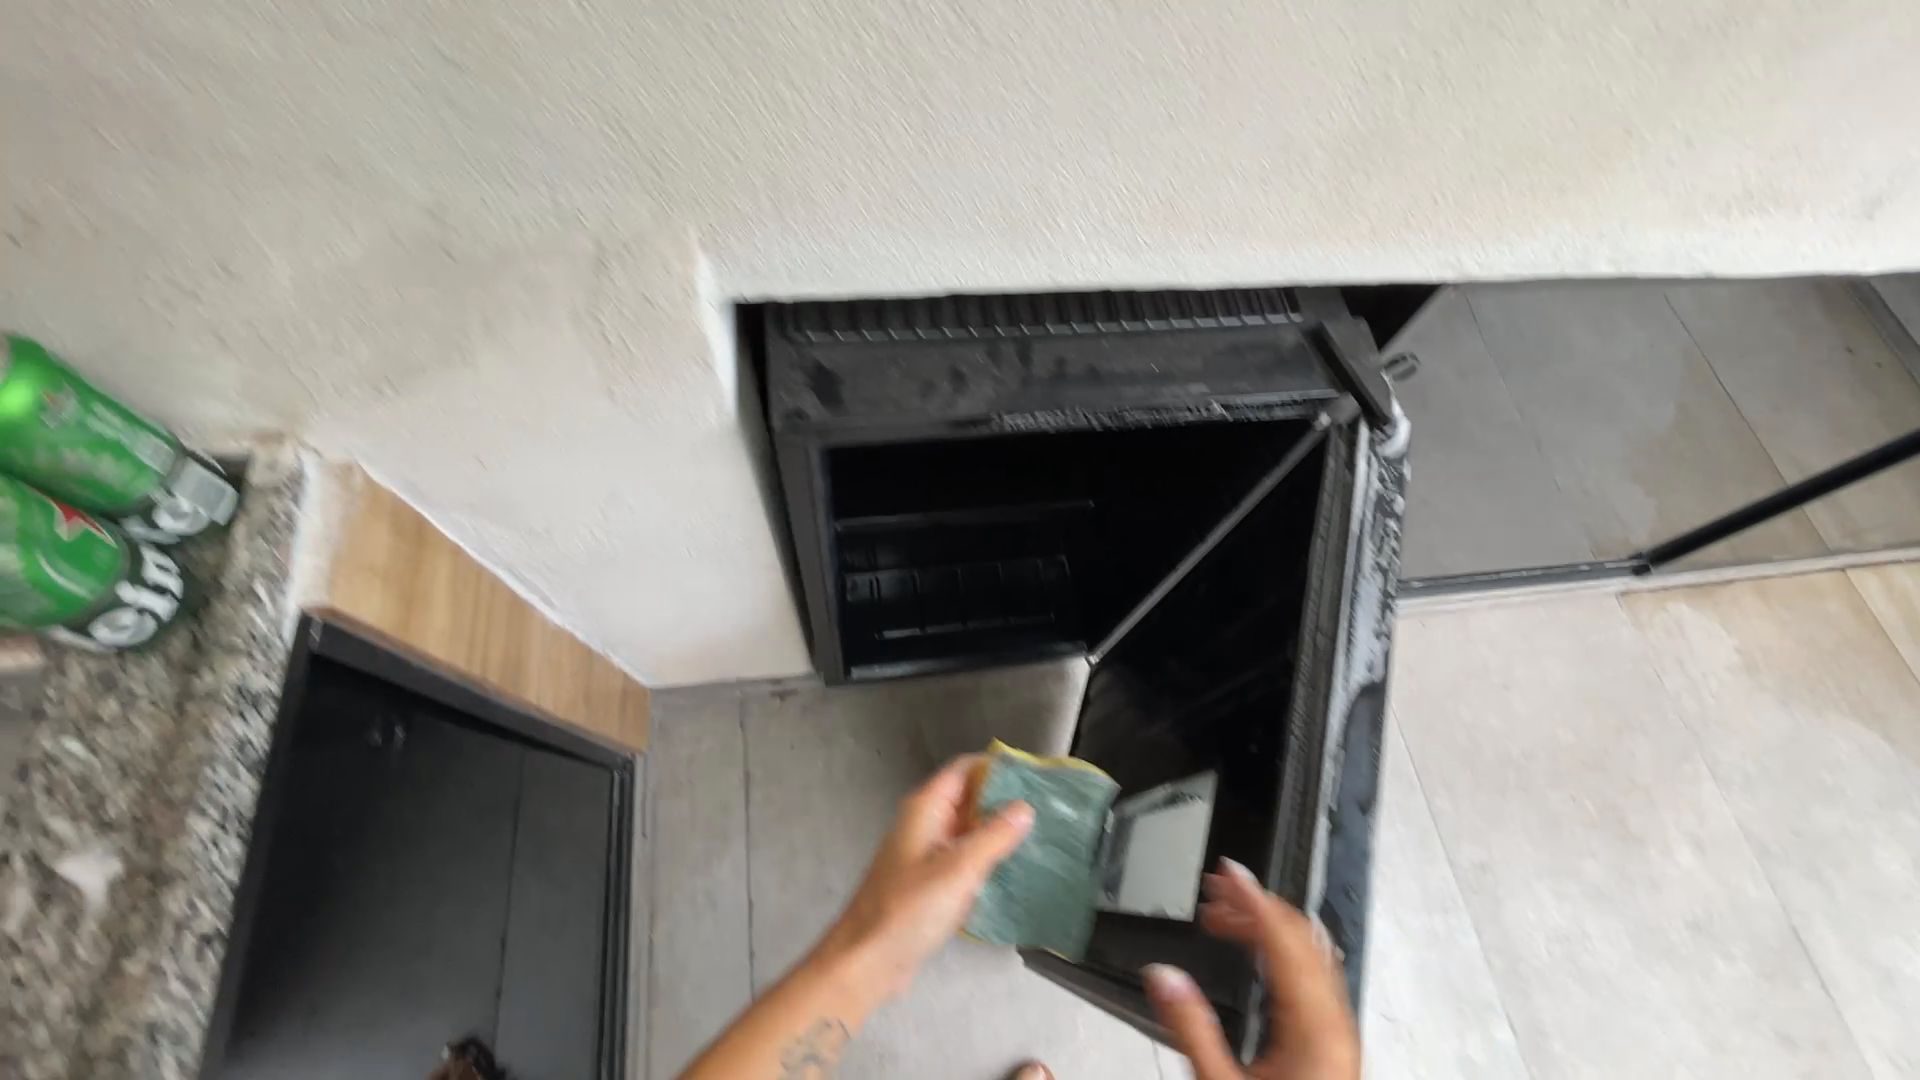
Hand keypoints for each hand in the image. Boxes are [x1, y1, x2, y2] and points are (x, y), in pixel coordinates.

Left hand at [813, 754, 1034, 999]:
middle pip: (967, 797)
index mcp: (925, 808)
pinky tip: (1013, 869)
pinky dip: (985, 857)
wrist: (866, 961)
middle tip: (1044, 806)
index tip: (1032, 775)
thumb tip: (1024, 807)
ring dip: (996, 830)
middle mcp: (924, 822)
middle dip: (1002, 799)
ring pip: (967, 828)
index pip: (963, 769)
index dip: (995, 766)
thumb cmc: (908, 910)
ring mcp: (925, 852)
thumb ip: (993, 836)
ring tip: (1038, 835)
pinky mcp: (929, 880)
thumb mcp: (958, 870)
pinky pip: (963, 857)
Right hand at [1144, 858, 1358, 1079]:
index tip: (1225, 873)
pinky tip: (1252, 955)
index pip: (1284, 939)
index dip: (1253, 899)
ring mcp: (1337, 1033)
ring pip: (1310, 954)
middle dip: (1256, 906)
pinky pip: (1311, 976)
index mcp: (1313, 1028)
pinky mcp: (1332, 1044)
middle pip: (1301, 938)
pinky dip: (1279, 952)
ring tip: (1223, 919)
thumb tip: (1162, 973)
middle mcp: (1333, 1023)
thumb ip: (1191, 1027)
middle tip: (1213, 893)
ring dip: (1267, 927)